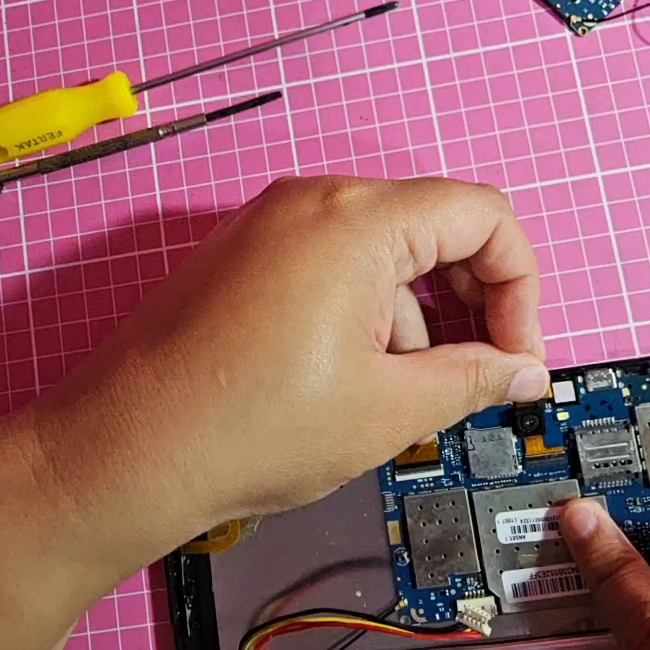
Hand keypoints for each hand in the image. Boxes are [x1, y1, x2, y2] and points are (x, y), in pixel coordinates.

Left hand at [43, 176, 549, 542]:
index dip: (519, 287)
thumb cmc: (244, 426)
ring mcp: (275, 221)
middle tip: (477, 371)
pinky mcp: (251, 251)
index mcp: (357, 220)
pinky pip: (337, 262)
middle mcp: (314, 201)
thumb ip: (474, 379)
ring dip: (416, 313)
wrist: (127, 448)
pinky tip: (350, 375)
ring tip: (395, 390)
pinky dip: (367, 308)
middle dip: (470, 301)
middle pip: (435, 226)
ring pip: (386, 250)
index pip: (482, 215)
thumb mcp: (387, 409)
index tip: (516, 354)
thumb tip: (522, 371)